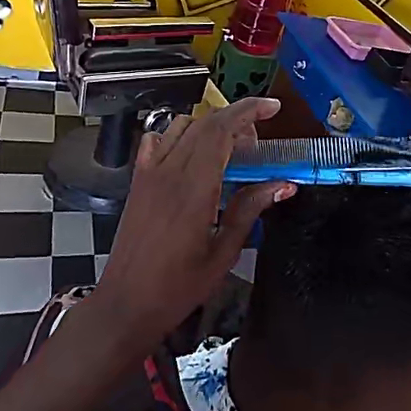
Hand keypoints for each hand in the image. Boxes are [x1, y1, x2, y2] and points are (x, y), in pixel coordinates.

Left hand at [91, 98, 293, 346]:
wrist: (126, 303)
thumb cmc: (178, 287)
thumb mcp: (223, 253)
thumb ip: (250, 210)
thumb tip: (283, 184)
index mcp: (193, 189)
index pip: (221, 130)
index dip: (248, 111)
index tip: (272, 107)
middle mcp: (168, 172)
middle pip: (204, 123)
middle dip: (236, 119)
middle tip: (258, 142)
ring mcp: (148, 174)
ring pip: (180, 126)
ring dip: (209, 126)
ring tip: (229, 149)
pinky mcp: (137, 181)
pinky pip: (157, 142)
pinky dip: (178, 136)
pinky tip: (191, 156)